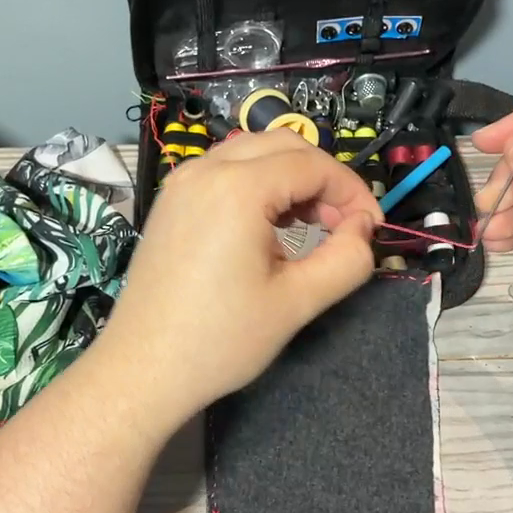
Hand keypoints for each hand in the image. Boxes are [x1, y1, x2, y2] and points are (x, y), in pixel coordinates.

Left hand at [94, 129, 380, 431]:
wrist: (143, 368)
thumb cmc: (219, 340)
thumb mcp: (296, 303)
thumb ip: (346, 259)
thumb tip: (363, 229)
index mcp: (237, 189)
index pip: (312, 164)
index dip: (351, 190)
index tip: (370, 228)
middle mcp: (205, 171)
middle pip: (283, 144)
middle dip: (322, 176)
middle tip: (342, 223)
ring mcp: (181, 182)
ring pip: (251, 151)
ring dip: (289, 176)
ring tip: (310, 223)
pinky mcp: (170, 201)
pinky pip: (223, 170)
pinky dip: (256, 182)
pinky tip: (268, 225)